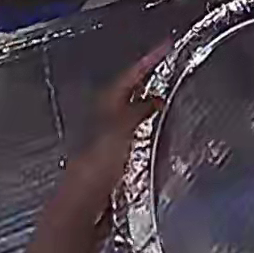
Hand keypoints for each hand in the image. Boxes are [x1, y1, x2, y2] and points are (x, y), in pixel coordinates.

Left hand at [58, 41, 167, 207]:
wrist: (81, 208)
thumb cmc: (98, 165)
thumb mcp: (120, 130)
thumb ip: (138, 111)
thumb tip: (157, 96)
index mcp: (106, 104)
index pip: (131, 75)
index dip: (149, 59)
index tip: (167, 44)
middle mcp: (106, 116)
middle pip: (131, 90)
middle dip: (150, 77)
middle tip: (172, 66)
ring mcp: (109, 138)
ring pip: (134, 111)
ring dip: (150, 102)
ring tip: (173, 96)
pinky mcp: (115, 159)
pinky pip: (137, 134)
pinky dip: (150, 127)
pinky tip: (162, 135)